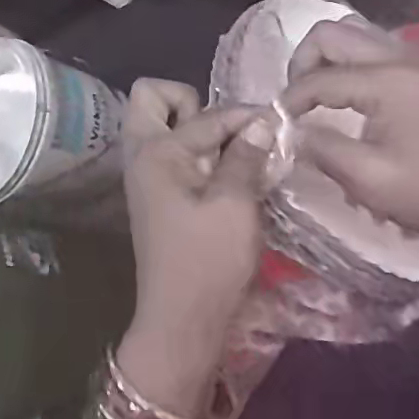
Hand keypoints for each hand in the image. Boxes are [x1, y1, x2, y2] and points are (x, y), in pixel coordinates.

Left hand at [118, 79, 270, 404]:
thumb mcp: (234, 206)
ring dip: (193, 126)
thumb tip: (260, 120)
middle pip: (152, 99)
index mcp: (153, 151)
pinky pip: (169, 150)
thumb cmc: (208, 262)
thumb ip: (245, 158)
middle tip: (227, 133)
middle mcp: (140, 153)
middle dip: (190, 103)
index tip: (277, 120)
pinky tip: (226, 170)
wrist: (181, 319)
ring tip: (232, 152)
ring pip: (159, 123)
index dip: (244, 116)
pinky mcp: (156, 191)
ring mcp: (145, 172)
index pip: (204, 116)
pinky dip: (194, 149)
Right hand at [279, 20, 418, 281]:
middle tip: (295, 101)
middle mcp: (397, 59)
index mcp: (386, 81)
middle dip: (301, 63)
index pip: (316, 78)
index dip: (289, 101)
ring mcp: (412, 64)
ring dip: (323, 58)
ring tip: (314, 95)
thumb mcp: (369, 180)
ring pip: (350, 34)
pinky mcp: (418, 76)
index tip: (276, 127)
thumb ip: (320, 148)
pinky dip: (344, 64)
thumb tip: (289, 131)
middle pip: (330, 33)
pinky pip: (368, 49)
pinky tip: (341, 97)